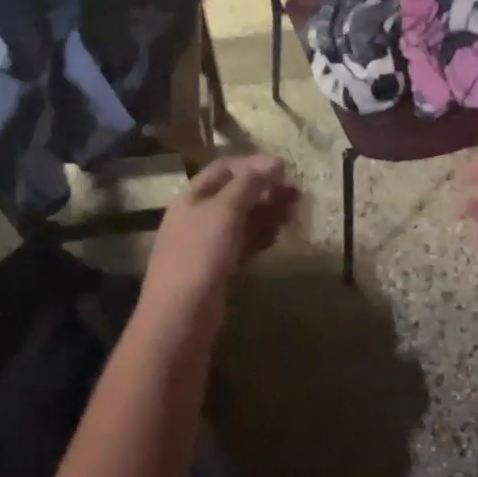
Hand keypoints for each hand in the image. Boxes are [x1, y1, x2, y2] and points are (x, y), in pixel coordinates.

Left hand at [145, 155, 296, 308]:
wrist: (181, 314)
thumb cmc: (200, 253)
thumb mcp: (225, 210)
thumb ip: (249, 183)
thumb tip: (275, 162)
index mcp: (192, 196)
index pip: (224, 168)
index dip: (253, 164)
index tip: (284, 168)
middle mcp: (198, 216)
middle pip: (234, 194)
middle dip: (265, 189)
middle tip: (296, 193)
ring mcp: (207, 244)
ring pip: (241, 220)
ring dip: (266, 213)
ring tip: (293, 213)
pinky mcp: (218, 268)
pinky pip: (242, 243)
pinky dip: (260, 236)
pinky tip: (277, 236)